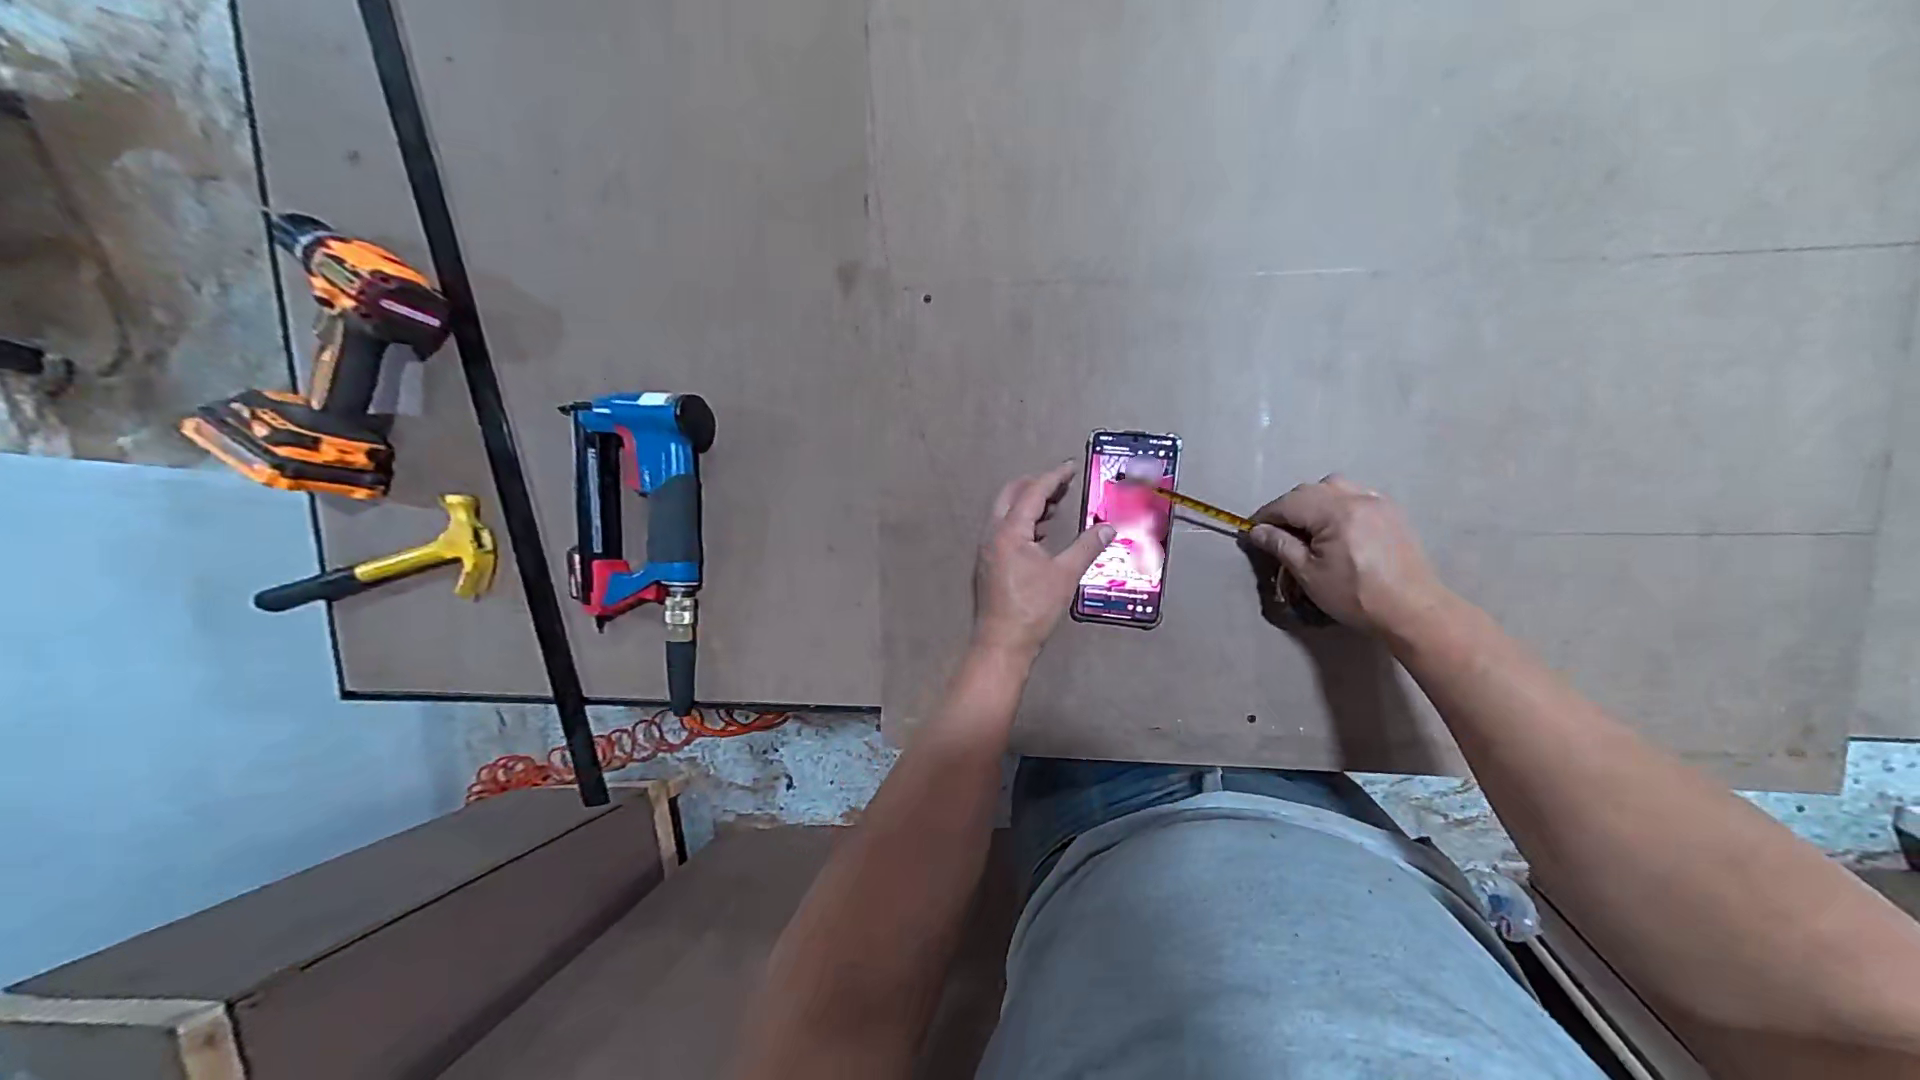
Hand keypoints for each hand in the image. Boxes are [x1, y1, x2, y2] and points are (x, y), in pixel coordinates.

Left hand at [972, 462, 1114, 657]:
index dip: (1054, 477)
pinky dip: (1022, 522)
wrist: (1003, 642)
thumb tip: (1108, 527)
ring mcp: (987, 549)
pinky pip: (1003, 529)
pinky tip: (1040, 534)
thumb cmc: (1033, 608)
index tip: (1071, 467)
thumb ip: (1087, 546)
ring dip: (1028, 503)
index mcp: (1009, 532)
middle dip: (1036, 484)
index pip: (1032, 492)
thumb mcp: (1066, 574)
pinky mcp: (989, 563)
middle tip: (1062, 483)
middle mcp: (992, 534)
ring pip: (1005, 512)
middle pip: (1011, 495)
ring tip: (1055, 506)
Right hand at [1245, 475, 1450, 634]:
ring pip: (1333, 486)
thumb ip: (1281, 546)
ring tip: (1305, 526)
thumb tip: (1257, 531)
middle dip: (1287, 507)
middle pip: (1310, 490)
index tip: (1252, 531)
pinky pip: (1354, 494)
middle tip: (1275, 532)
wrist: (1413, 610)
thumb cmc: (1357, 596)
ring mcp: (1378, 502)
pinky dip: (1336, 502)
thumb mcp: (1310, 575)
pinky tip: (1334, 525)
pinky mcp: (1390, 511)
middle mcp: (1357, 498)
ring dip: (1312, 500)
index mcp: (1336, 512)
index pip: (1289, 503)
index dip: (1266, 515)